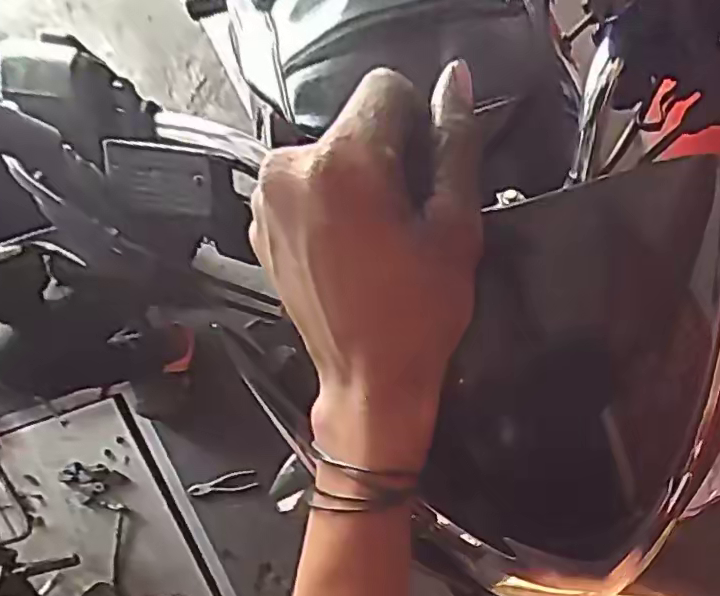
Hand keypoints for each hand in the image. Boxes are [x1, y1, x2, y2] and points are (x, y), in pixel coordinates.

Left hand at [250, 62, 481, 471]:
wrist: (371, 383)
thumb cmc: (414, 323)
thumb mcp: (455, 234)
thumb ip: (456, 151)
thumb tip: (457, 88)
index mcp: (342, 165)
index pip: (387, 89)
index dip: (421, 126)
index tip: (428, 174)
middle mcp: (291, 171)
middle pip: (354, 125)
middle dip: (387, 162)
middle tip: (408, 226)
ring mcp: (269, 201)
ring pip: (329, 157)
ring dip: (358, 185)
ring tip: (381, 246)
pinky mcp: (262, 227)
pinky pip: (304, 189)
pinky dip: (330, 208)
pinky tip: (355, 254)